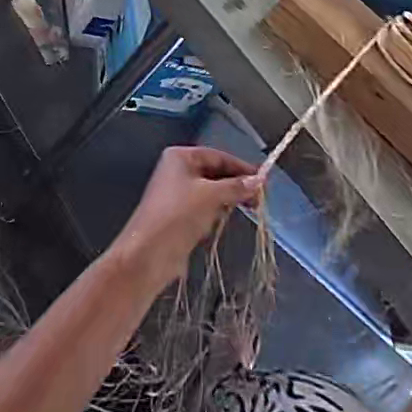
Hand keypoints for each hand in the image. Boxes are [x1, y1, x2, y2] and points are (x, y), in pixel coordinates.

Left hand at [108, 147, 260, 287]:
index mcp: (180, 157)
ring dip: (227, 199)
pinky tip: (222, 220)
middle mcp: (177, 171)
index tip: (264, 179)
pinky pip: (203, 208)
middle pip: (215, 173)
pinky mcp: (177, 215)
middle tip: (259, 198)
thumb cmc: (178, 216)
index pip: (219, 156)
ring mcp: (176, 194)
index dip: (242, 167)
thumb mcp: (212, 196)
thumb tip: (259, 180)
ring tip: (247, 208)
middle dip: (236, 185)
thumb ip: (237, 186)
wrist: (148, 255)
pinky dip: (215, 212)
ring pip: (211, 191)